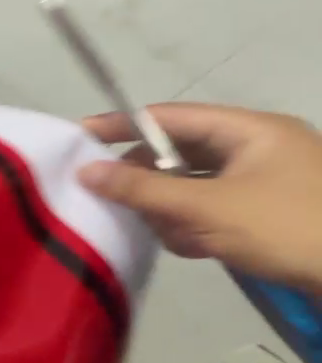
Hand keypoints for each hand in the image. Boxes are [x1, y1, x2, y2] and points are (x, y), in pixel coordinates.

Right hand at [79, 103, 321, 293]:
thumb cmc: (286, 228)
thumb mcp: (203, 208)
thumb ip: (139, 187)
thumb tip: (83, 170)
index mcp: (253, 132)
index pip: (170, 117)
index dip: (121, 125)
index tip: (76, 138)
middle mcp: (259, 147)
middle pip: (176, 152)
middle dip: (146, 179)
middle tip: (116, 198)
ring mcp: (265, 178)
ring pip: (188, 183)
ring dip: (168, 208)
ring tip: (170, 232)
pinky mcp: (263, 208)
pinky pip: (206, 205)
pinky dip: (190, 223)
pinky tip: (194, 245)